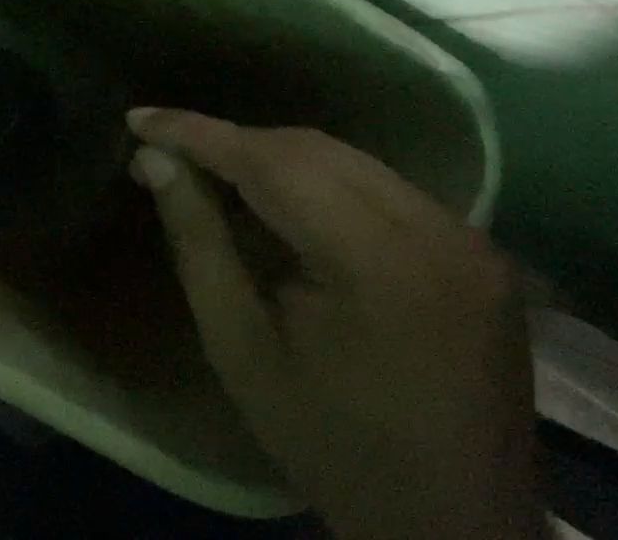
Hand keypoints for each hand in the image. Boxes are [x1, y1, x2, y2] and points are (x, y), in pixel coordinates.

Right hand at [127, 108, 546, 539]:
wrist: (453, 522)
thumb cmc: (328, 441)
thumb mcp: (239, 345)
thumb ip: (199, 241)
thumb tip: (155, 161)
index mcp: (377, 264)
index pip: (273, 163)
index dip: (198, 133)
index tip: (137, 118)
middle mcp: (438, 233)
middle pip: (314, 150)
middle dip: (233, 140)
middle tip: (165, 150)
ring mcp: (470, 241)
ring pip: (350, 160)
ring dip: (274, 155)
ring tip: (211, 169)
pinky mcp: (479, 252)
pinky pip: (382, 187)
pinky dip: (319, 179)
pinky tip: (279, 199)